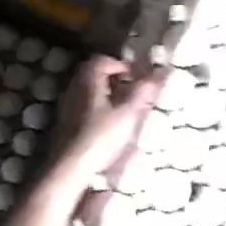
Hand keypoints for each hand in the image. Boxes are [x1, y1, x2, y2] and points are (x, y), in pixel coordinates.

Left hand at [53, 57, 165, 181]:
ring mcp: (67, 104)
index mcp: (88, 80)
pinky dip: (97, 108)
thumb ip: (142, 91)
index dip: (121, 66)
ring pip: (89, 91)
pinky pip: (83, 106)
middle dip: (115, 80)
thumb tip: (160, 71)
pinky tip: (108, 125)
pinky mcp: (65, 122)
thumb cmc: (100, 136)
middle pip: (94, 74)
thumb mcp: (127, 113)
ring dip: (106, 95)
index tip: (136, 78)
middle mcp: (74, 87)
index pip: (103, 60)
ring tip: (123, 110)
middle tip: (132, 93)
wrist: (70, 165)